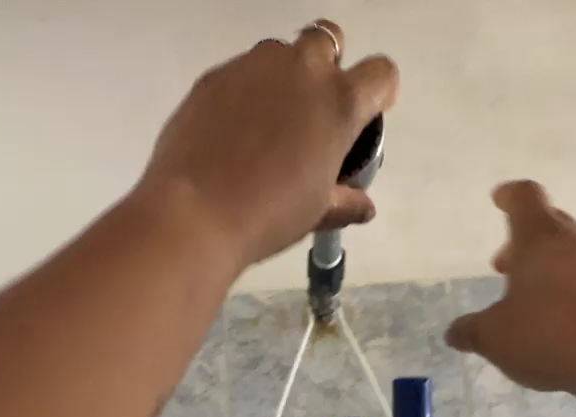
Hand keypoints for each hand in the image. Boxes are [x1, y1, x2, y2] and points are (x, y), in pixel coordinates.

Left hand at [134, 20, 398, 267]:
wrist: (194, 214)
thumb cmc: (268, 215)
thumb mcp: (315, 212)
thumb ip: (344, 200)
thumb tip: (363, 206)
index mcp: (338, 102)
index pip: (380, 74)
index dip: (378, 93)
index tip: (366, 115)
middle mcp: (302, 69)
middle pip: (328, 42)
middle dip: (326, 69)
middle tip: (310, 117)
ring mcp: (254, 66)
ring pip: (280, 55)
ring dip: (282, 80)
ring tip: (265, 130)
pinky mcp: (214, 75)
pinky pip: (240, 75)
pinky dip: (244, 96)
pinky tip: (230, 137)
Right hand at [445, 181, 575, 391]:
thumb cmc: (545, 335)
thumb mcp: (494, 337)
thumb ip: (471, 330)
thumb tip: (455, 332)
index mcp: (539, 238)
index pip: (524, 198)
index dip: (508, 195)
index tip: (498, 198)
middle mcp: (573, 241)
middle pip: (547, 223)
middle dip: (521, 240)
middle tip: (502, 265)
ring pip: (566, 250)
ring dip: (543, 264)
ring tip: (523, 295)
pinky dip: (562, 283)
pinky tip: (550, 313)